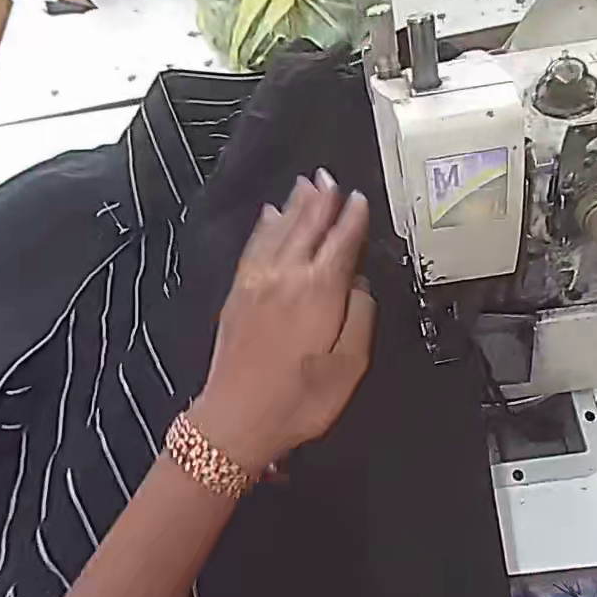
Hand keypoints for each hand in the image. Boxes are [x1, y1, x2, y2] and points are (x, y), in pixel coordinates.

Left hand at [188, 170, 373, 472]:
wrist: (236, 420)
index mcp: (319, 292)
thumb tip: (360, 288)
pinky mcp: (237, 295)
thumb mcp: (351, 365)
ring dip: (294, 206)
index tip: (359, 199)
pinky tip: (269, 216)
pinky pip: (253, 247)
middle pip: (307, 227)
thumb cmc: (301, 399)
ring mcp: (257, 283)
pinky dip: (264, 227)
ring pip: (279, 231)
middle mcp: (286, 277)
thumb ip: (360, 317)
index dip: (352, 220)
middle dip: (321, 201)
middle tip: (330, 177)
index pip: (341, 244)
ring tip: (306, 185)